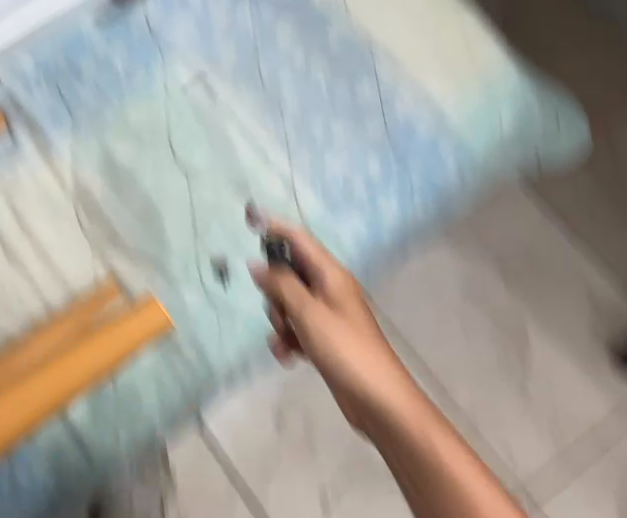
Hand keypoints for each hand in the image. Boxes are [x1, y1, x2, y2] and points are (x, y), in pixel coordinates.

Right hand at [248, 216, 426, 435]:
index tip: (247, 223)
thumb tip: (256, 263)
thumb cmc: (345, 349)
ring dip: (279, 321)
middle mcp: (328, 289)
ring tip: (287, 341)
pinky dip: (287, 339)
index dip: (273, 228)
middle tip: (280, 312)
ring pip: (287, 303)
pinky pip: (295, 327)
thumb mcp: (307, 313)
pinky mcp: (323, 339)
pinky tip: (288, 357)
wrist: (379, 402)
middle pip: (287, 274)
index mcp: (330, 275)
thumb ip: (280, 284)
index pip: (297, 238)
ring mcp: (326, 315)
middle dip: (274, 293)